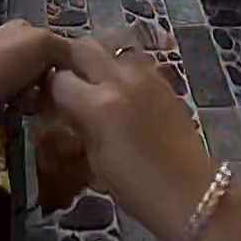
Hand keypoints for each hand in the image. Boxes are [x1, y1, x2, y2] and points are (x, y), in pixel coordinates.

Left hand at [0, 21, 70, 129]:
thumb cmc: (4, 65)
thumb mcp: (45, 44)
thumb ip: (66, 49)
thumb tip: (78, 64)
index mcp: (21, 27)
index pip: (53, 43)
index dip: (64, 62)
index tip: (72, 83)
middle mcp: (5, 42)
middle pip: (40, 65)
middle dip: (48, 82)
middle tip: (54, 99)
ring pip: (27, 85)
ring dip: (34, 98)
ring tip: (35, 110)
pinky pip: (11, 100)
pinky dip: (17, 108)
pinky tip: (16, 115)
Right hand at [47, 40, 218, 240]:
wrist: (192, 193)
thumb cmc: (138, 188)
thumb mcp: (96, 161)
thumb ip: (79, 125)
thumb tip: (66, 109)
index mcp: (100, 104)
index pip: (60, 79)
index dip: (50, 89)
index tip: (48, 100)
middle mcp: (120, 79)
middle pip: (83, 47)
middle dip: (70, 61)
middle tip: (67, 81)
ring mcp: (144, 75)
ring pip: (110, 47)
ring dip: (97, 59)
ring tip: (93, 81)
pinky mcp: (162, 79)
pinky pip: (133, 60)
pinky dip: (120, 67)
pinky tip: (119, 89)